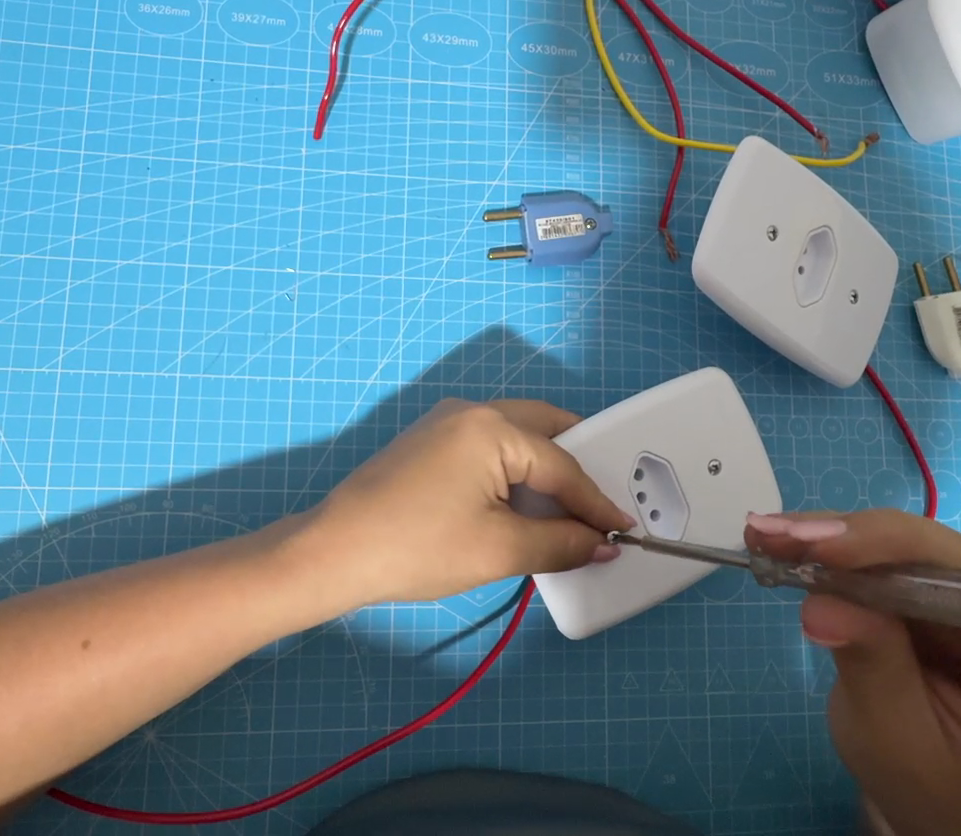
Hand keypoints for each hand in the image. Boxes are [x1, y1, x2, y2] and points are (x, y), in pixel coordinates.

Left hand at [302, 400, 634, 605]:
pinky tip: (522, 501)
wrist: (335, 550)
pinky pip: (488, 444)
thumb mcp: (500, 550)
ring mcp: (444, 422)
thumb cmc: (419, 546)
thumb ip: (560, 543)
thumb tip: (602, 543)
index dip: (596, 502)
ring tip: (568, 506)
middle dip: (576, 463)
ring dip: (544, 465)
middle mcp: (470, 411)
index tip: (625, 531)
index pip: (562, 464)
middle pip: (543, 428)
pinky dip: (514, 467)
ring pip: (514, 433)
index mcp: (491, 428)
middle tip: (602, 503)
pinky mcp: (428, 442)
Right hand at [744, 510, 960, 835]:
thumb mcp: (900, 749)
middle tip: (810, 543)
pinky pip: (888, 549)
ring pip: (925, 546)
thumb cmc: (931, 787)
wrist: (918, 784)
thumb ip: (875, 676)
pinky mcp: (937, 581)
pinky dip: (830, 541)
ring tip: (770, 536)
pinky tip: (778, 535)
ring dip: (844, 537)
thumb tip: (825, 605)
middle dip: (892, 548)